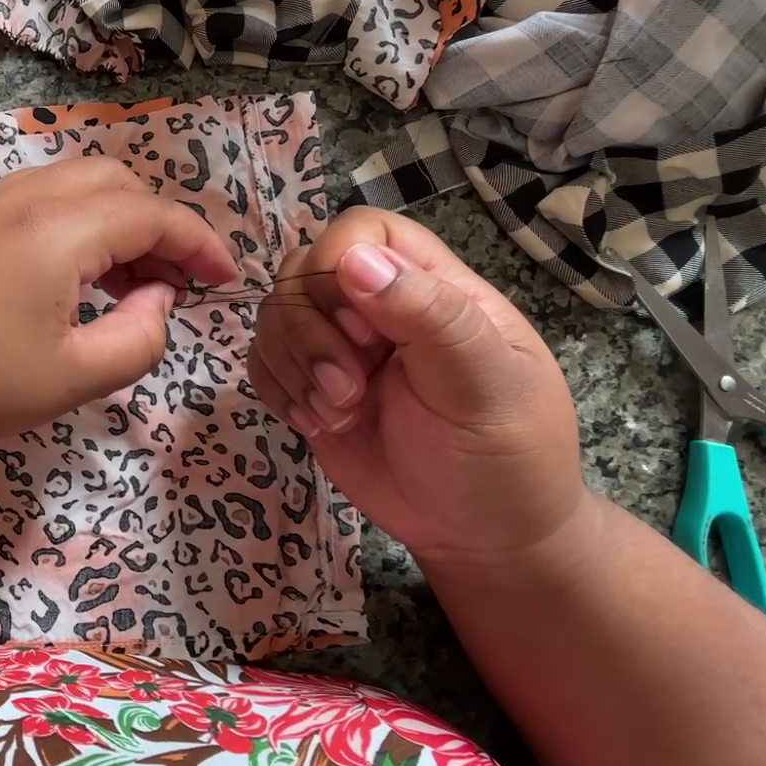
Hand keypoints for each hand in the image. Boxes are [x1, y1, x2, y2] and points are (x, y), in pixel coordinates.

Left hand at [0, 158, 238, 466]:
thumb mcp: (72, 379)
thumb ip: (139, 338)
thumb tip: (159, 299)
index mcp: (57, 230)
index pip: (153, 215)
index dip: (200, 245)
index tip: (226, 281)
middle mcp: (25, 198)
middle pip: (118, 183)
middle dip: (159, 226)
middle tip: (173, 285)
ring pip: (77, 185)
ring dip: (117, 221)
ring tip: (129, 286)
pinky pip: (41, 199)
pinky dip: (77, 223)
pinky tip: (74, 277)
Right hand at [245, 207, 588, 564]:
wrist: (478, 533)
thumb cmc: (505, 457)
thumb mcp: (486, 388)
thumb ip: (432, 318)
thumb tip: (355, 260)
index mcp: (433, 287)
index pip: (362, 232)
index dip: (338, 267)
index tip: (362, 332)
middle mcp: (376, 306)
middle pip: (299, 273)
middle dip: (308, 334)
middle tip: (347, 391)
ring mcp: (336, 345)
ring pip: (271, 317)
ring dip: (292, 369)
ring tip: (336, 415)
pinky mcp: (306, 384)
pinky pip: (260, 362)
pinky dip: (276, 392)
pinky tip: (316, 424)